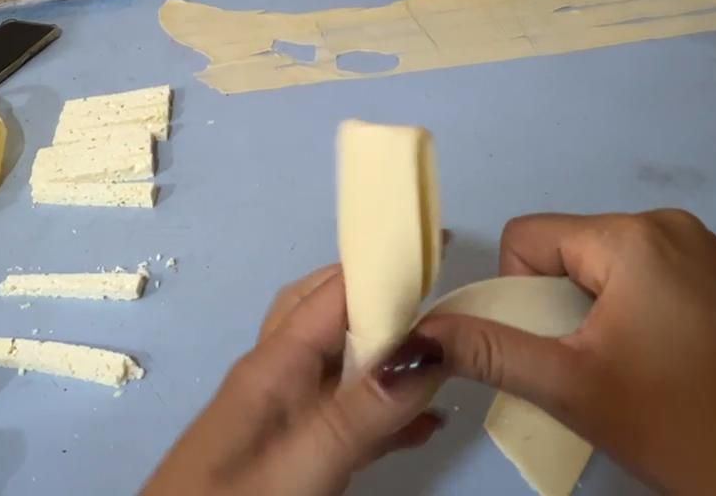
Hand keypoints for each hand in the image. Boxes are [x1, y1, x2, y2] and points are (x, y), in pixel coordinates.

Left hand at [139, 266, 448, 495]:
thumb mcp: (301, 463)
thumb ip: (360, 412)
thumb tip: (427, 346)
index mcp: (273, 361)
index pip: (333, 291)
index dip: (383, 266)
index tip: (437, 251)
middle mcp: (276, 371)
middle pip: (330, 310)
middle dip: (381, 295)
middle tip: (437, 294)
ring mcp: (282, 408)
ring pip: (340, 357)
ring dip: (388, 350)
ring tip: (442, 351)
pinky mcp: (289, 447)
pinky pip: (344, 409)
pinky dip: (385, 407)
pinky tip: (424, 422)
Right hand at [418, 211, 715, 495]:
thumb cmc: (679, 427)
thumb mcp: (571, 388)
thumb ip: (487, 350)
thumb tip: (419, 333)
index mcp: (631, 235)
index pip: (528, 238)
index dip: (522, 294)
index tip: (558, 350)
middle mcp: (665, 221)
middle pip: (563, 246)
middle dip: (557, 303)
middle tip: (587, 363)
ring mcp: (697, 244)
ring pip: (596, 259)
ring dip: (587, 306)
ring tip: (621, 363)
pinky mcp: (715, 270)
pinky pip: (634, 268)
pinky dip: (622, 305)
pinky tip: (650, 354)